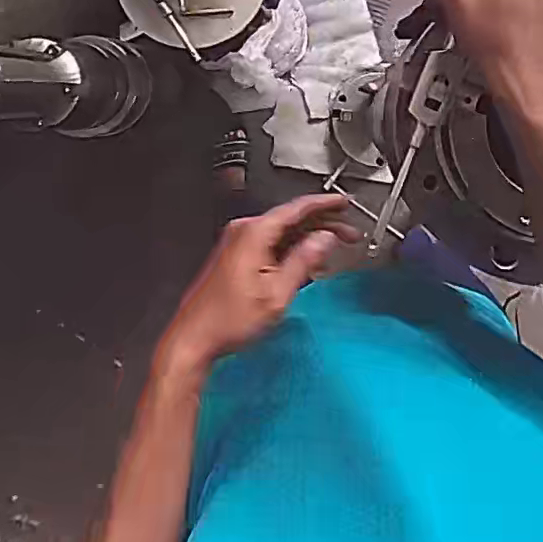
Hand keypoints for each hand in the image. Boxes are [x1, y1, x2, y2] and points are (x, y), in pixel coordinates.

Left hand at [156, 194, 359, 376]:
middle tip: (349, 231)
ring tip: (335, 244)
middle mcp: (245, 230)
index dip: (325, 204)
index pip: (297, 208)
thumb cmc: (228, 320)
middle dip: (323, 223)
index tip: (344, 202)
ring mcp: (239, 241)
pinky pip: (272, 242)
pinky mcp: (237, 254)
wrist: (193, 338)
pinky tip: (308, 258)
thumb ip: (304, 261)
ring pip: (283, 230)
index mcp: (254, 232)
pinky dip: (293, 247)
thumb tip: (325, 239)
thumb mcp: (277, 293)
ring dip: (309, 236)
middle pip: (292, 218)